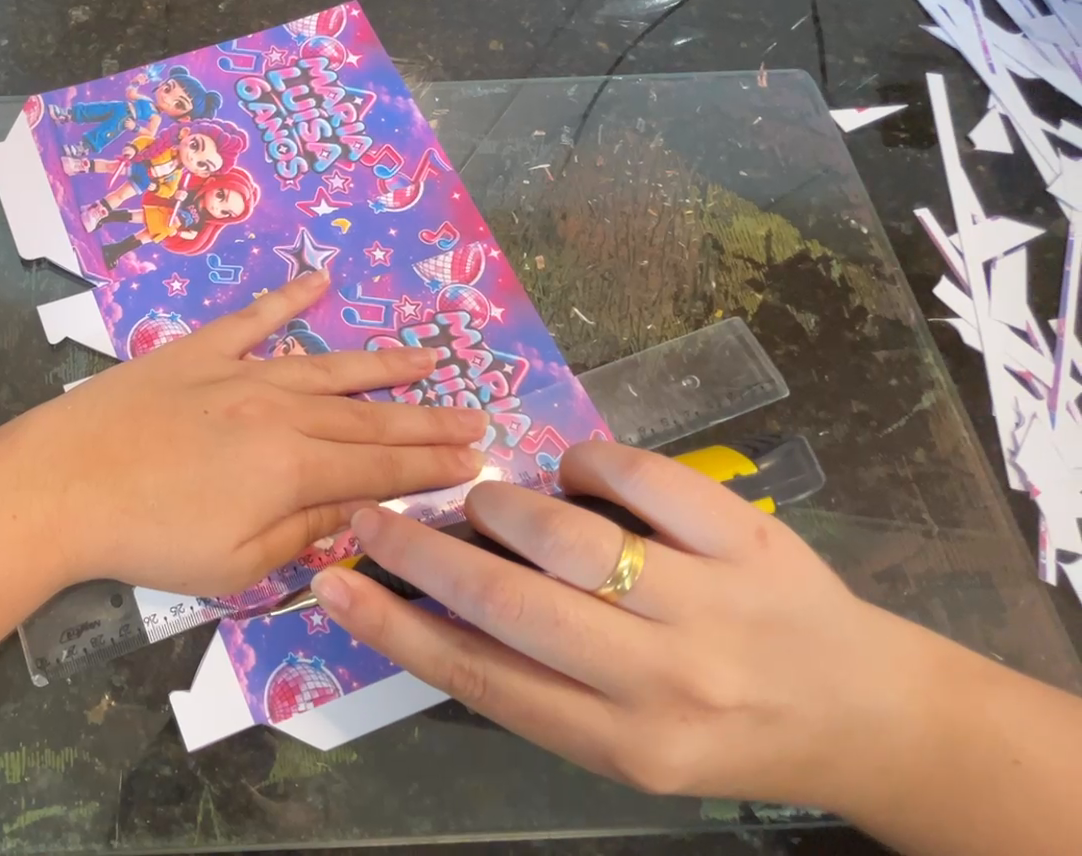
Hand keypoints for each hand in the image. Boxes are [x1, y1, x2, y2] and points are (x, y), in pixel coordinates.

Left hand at [0, 271, 486, 596]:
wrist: (62, 484)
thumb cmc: (147, 538)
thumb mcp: (235, 564)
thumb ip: (303, 532)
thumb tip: (354, 512)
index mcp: (293, 469)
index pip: (381, 470)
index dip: (431, 468)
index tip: (477, 461)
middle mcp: (279, 411)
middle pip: (368, 418)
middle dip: (427, 421)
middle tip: (477, 417)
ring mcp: (238, 372)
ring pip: (327, 366)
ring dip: (383, 363)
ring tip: (431, 355)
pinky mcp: (196, 351)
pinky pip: (253, 319)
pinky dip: (288, 299)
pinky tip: (320, 282)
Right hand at [311, 441, 944, 810]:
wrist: (869, 718)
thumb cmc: (714, 728)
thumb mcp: (616, 738)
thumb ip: (525, 675)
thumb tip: (424, 597)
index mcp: (620, 743)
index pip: (479, 679)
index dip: (394, 628)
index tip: (334, 586)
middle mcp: (665, 685)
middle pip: (509, 605)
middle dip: (421, 552)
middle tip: (371, 516)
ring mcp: (716, 609)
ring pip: (569, 537)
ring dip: (503, 507)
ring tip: (489, 503)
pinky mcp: (755, 542)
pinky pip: (645, 479)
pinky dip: (589, 462)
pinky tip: (577, 472)